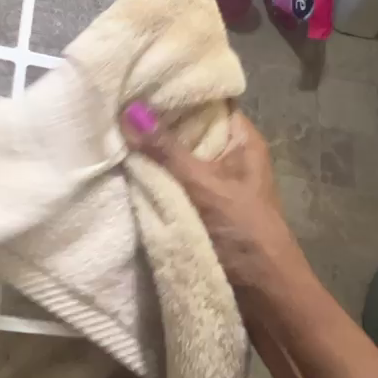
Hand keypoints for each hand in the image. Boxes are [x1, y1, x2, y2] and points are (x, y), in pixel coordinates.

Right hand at [121, 105, 301, 290]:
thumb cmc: (246, 235)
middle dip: (154, 118)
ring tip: (109, 126)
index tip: (137, 74)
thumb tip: (129, 109)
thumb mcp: (204, 188)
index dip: (175, 87)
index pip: (207, 98)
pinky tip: (122, 165)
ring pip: (176, 155)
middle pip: (188, 126)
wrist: (268, 302)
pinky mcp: (201, 207)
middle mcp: (229, 155)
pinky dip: (152, 176)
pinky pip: (172, 181)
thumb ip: (165, 151)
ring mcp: (215, 182)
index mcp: (242, 139)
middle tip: (113, 100)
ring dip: (149, 149)